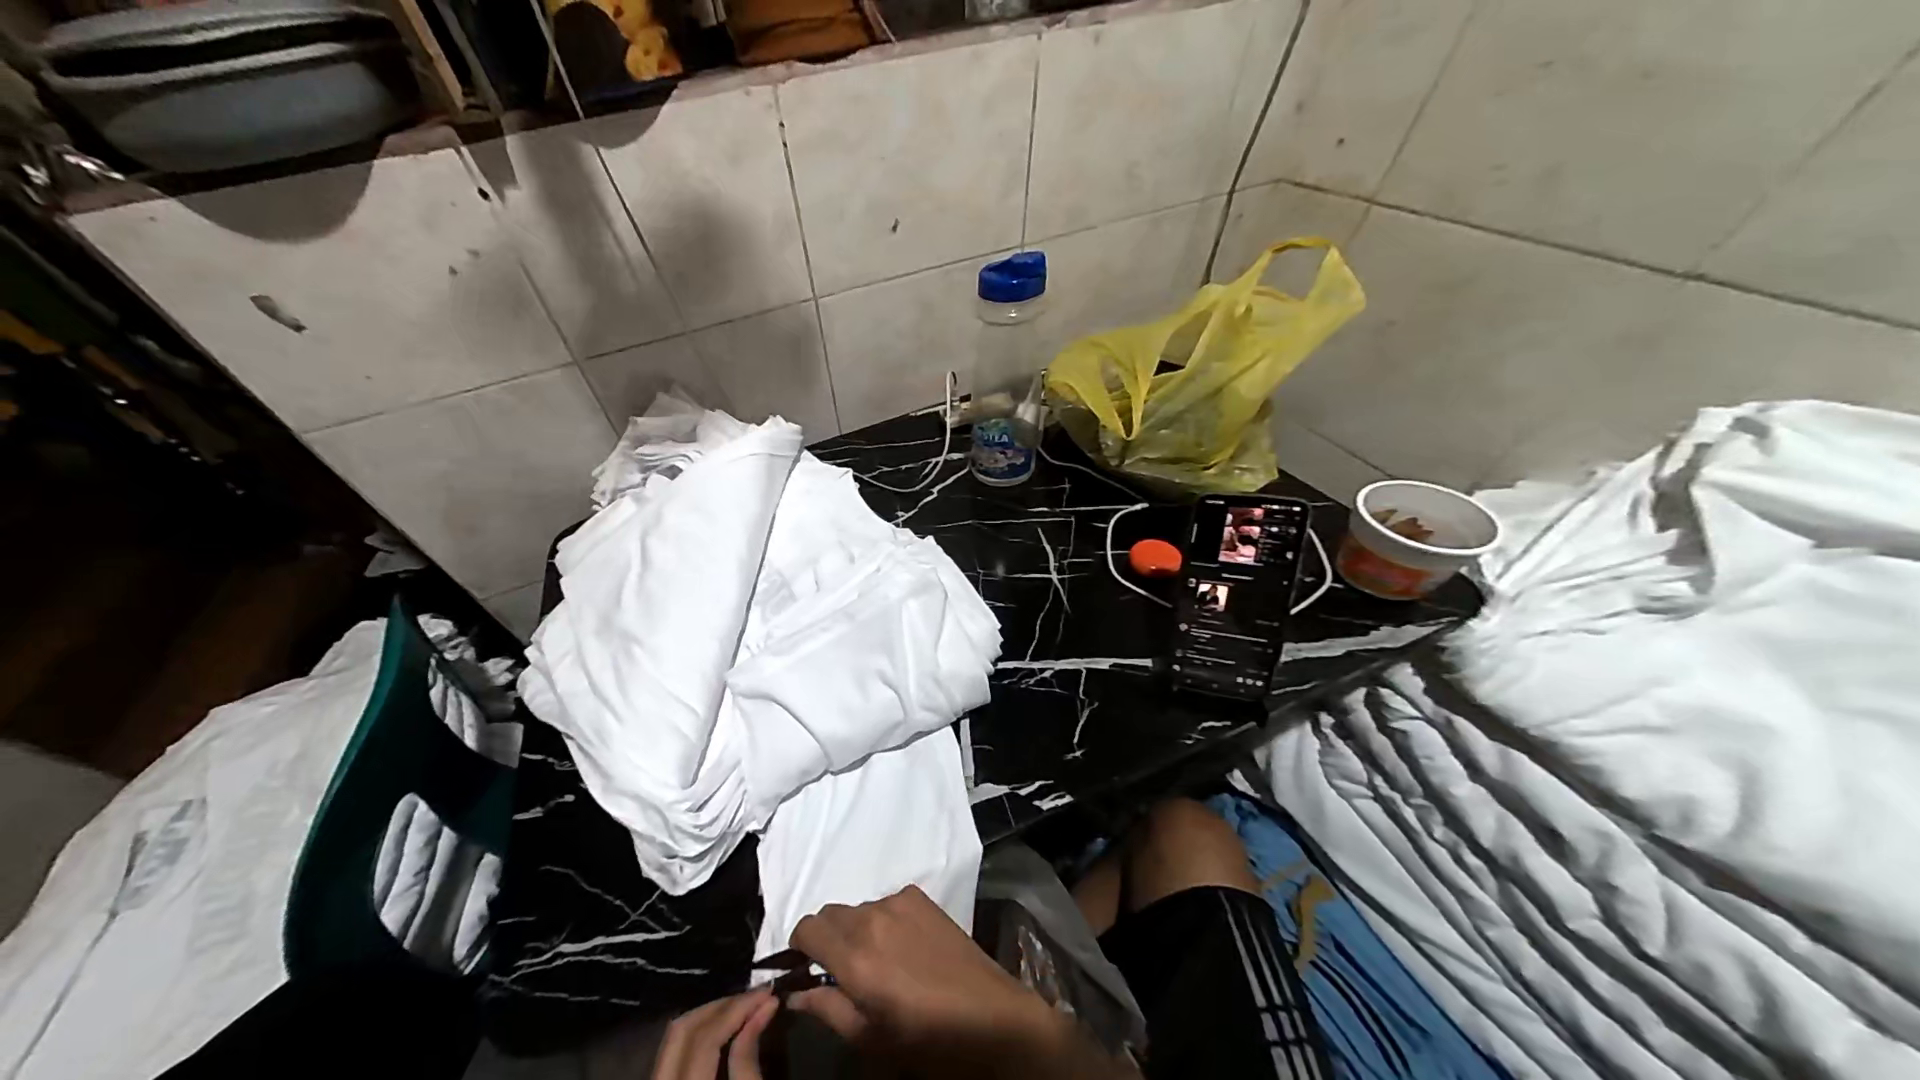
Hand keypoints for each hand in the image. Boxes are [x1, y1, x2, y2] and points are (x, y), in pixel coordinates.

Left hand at [653, 990, 776, 1079]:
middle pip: (681, 1030)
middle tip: (754, 997)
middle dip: (721, 1006)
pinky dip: (700, 1032)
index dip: (738, 1009)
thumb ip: (748, 1061)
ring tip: (742, 1007)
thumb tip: (766, 1005)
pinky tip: (724, 1026)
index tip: (767, 992)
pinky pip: (674, 1049)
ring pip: (674, 1036)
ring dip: (710, 1015)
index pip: (705, 1039)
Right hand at [788, 885, 1051, 1050]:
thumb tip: (795, 992)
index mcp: (855, 955)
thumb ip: (826, 1009)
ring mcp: (899, 902)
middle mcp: (872, 918)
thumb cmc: (925, 1036)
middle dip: (826, 938)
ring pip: (858, 908)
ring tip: (880, 961)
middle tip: (842, 971)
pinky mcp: (921, 897)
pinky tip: (904, 946)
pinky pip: (886, 902)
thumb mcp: (869, 1036)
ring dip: (856, 929)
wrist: (988, 1013)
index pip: (806, 927)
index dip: (800, 947)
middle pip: (829, 914)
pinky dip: (883, 919)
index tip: (808, 968)